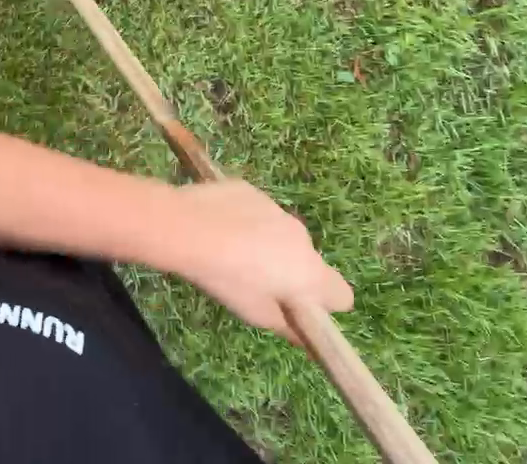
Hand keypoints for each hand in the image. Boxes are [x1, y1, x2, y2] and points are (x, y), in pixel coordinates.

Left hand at [167, 180, 352, 343]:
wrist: (185, 227)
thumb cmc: (224, 277)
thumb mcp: (256, 314)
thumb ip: (289, 327)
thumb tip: (304, 336)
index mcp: (311, 273)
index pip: (342, 295)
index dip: (322, 303)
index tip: (296, 304)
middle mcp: (302, 238)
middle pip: (308, 261)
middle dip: (291, 270)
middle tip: (256, 276)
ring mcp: (276, 209)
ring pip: (282, 234)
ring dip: (269, 243)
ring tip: (231, 249)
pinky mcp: (251, 190)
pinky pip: (258, 211)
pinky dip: (246, 219)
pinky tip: (219, 225)